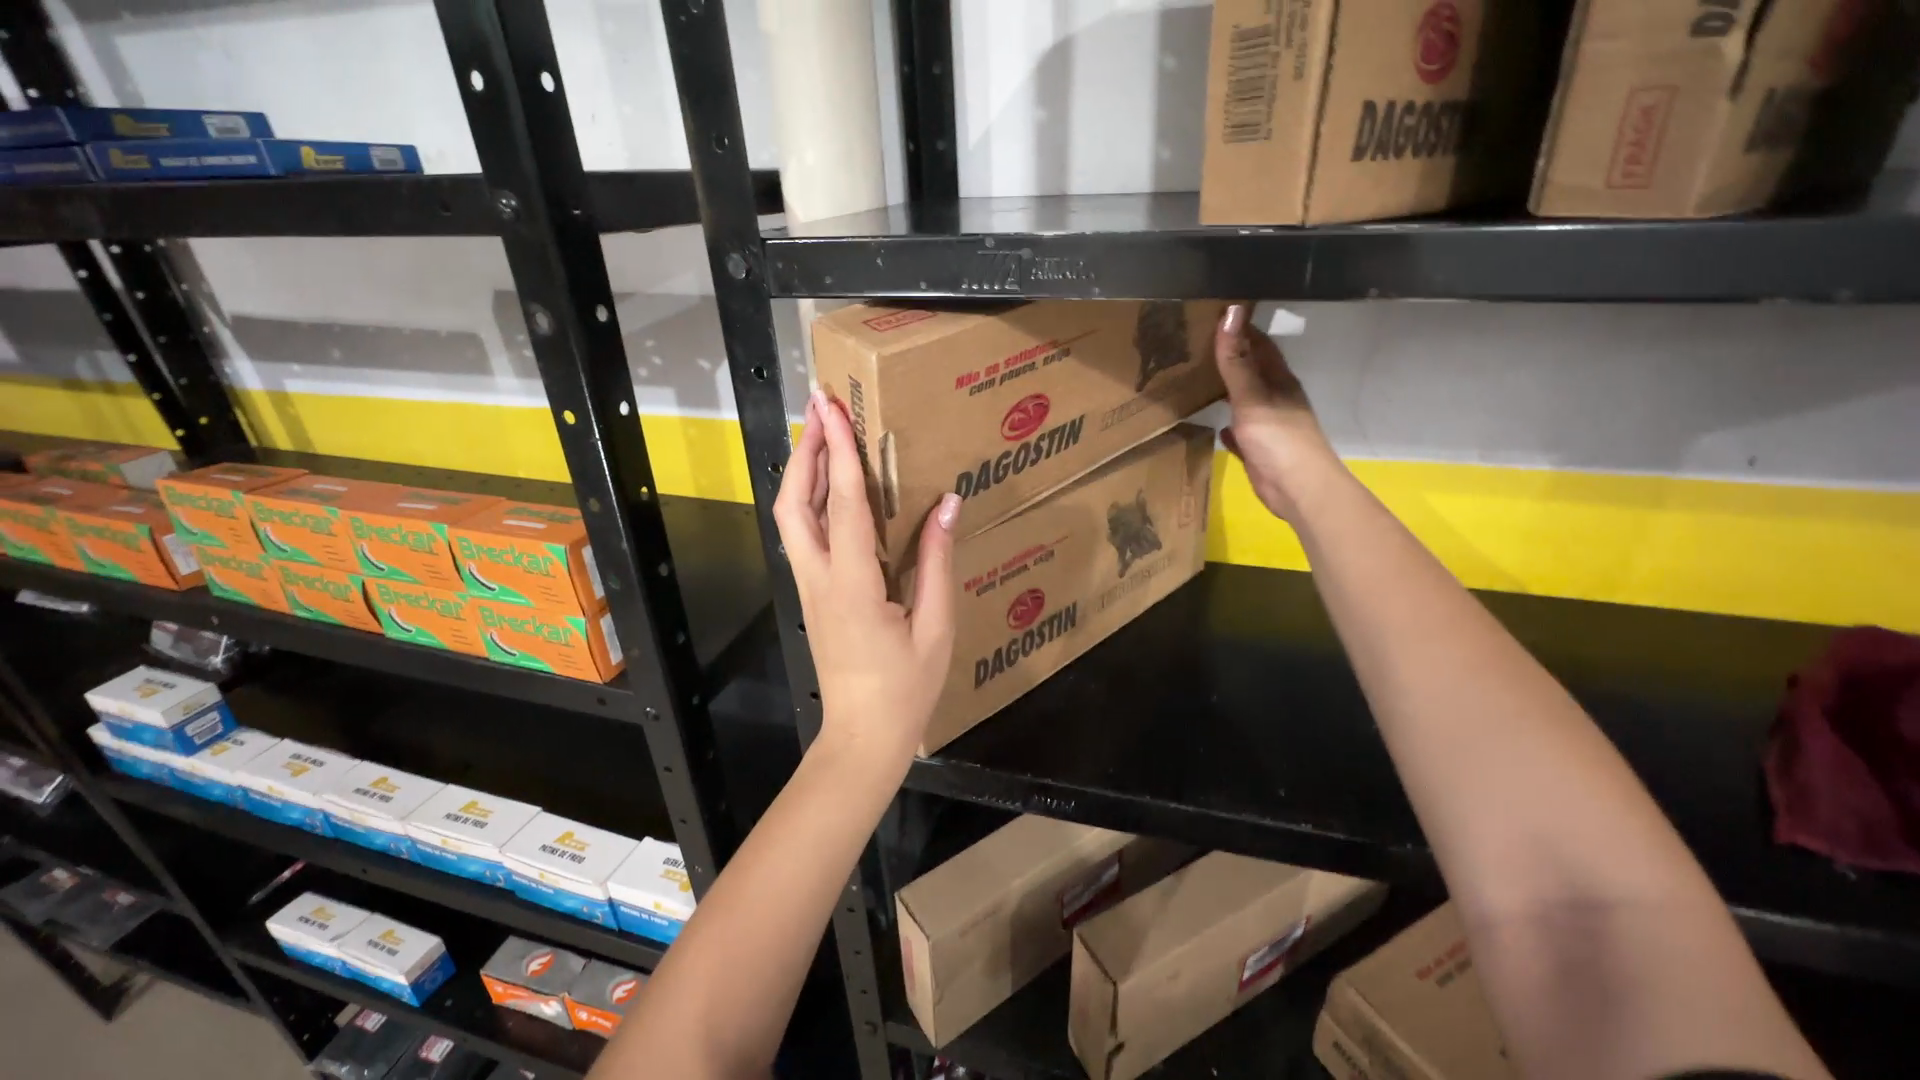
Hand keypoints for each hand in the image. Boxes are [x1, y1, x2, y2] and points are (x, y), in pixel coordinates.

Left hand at [773, 388, 959, 763]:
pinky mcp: (814, 596)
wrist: (862, 737)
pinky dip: (813, 500)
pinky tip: (834, 487)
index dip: (839, 452)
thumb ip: (937, 564)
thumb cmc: (905, 690)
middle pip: (794, 503)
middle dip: (805, 451)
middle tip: (820, 408)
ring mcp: (810, 588)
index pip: (844, 505)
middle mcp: (820, 579)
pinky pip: (805, 536)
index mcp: (853, 586)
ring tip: (824, 433)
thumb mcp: (936, 629)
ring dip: (805, 472)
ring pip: (792, 518)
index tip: (832, 409)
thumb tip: (948, 504)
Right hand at [1216, 303, 1343, 521]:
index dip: (1240, 328)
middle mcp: (1275, 398)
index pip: (1259, 344)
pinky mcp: (1259, 450)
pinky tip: (1214, 424)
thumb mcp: (1252, 396)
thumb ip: (1236, 360)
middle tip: (1195, 343)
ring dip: (1226, 389)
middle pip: (1251, 370)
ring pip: (1244, 401)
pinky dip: (1228, 426)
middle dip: (1229, 356)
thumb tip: (1230, 312)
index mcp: (1279, 380)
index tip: (1212, 314)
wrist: (1298, 489)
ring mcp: (1268, 425)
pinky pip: (1240, 433)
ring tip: (1196, 377)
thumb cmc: (1279, 438)